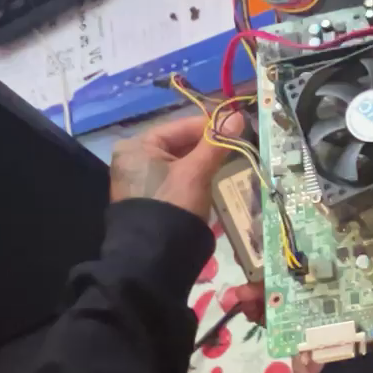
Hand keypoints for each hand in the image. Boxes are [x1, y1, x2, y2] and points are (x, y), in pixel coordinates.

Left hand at [110, 114, 235, 220]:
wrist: (156, 256)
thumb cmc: (173, 204)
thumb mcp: (196, 172)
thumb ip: (216, 143)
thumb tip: (238, 116)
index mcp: (137, 146)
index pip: (181, 126)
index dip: (211, 125)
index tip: (238, 125)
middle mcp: (134, 158)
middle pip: (180, 143)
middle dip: (208, 144)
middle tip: (237, 142)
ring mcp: (141, 178)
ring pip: (180, 160)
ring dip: (204, 159)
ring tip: (231, 158)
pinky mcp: (151, 195)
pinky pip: (176, 176)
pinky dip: (195, 174)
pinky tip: (214, 175)